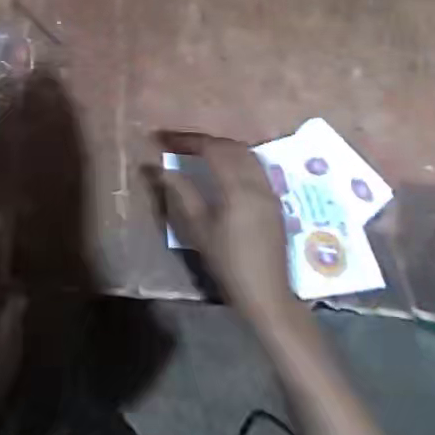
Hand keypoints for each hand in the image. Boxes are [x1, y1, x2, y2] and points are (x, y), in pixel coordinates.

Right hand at [157, 132, 297, 321]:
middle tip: (179, 144)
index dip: (186, 140)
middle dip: (204, 141)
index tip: (164, 139)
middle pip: (231, 147)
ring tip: (200, 153)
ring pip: (247, 154)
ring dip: (223, 147)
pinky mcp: (276, 202)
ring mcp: (271, 191)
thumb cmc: (227, 262)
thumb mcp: (197, 228)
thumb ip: (180, 191)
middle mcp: (257, 183)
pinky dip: (237, 159)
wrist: (266, 294)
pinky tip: (224, 169)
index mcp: (237, 188)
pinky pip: (256, 167)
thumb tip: (158, 167)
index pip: (211, 149)